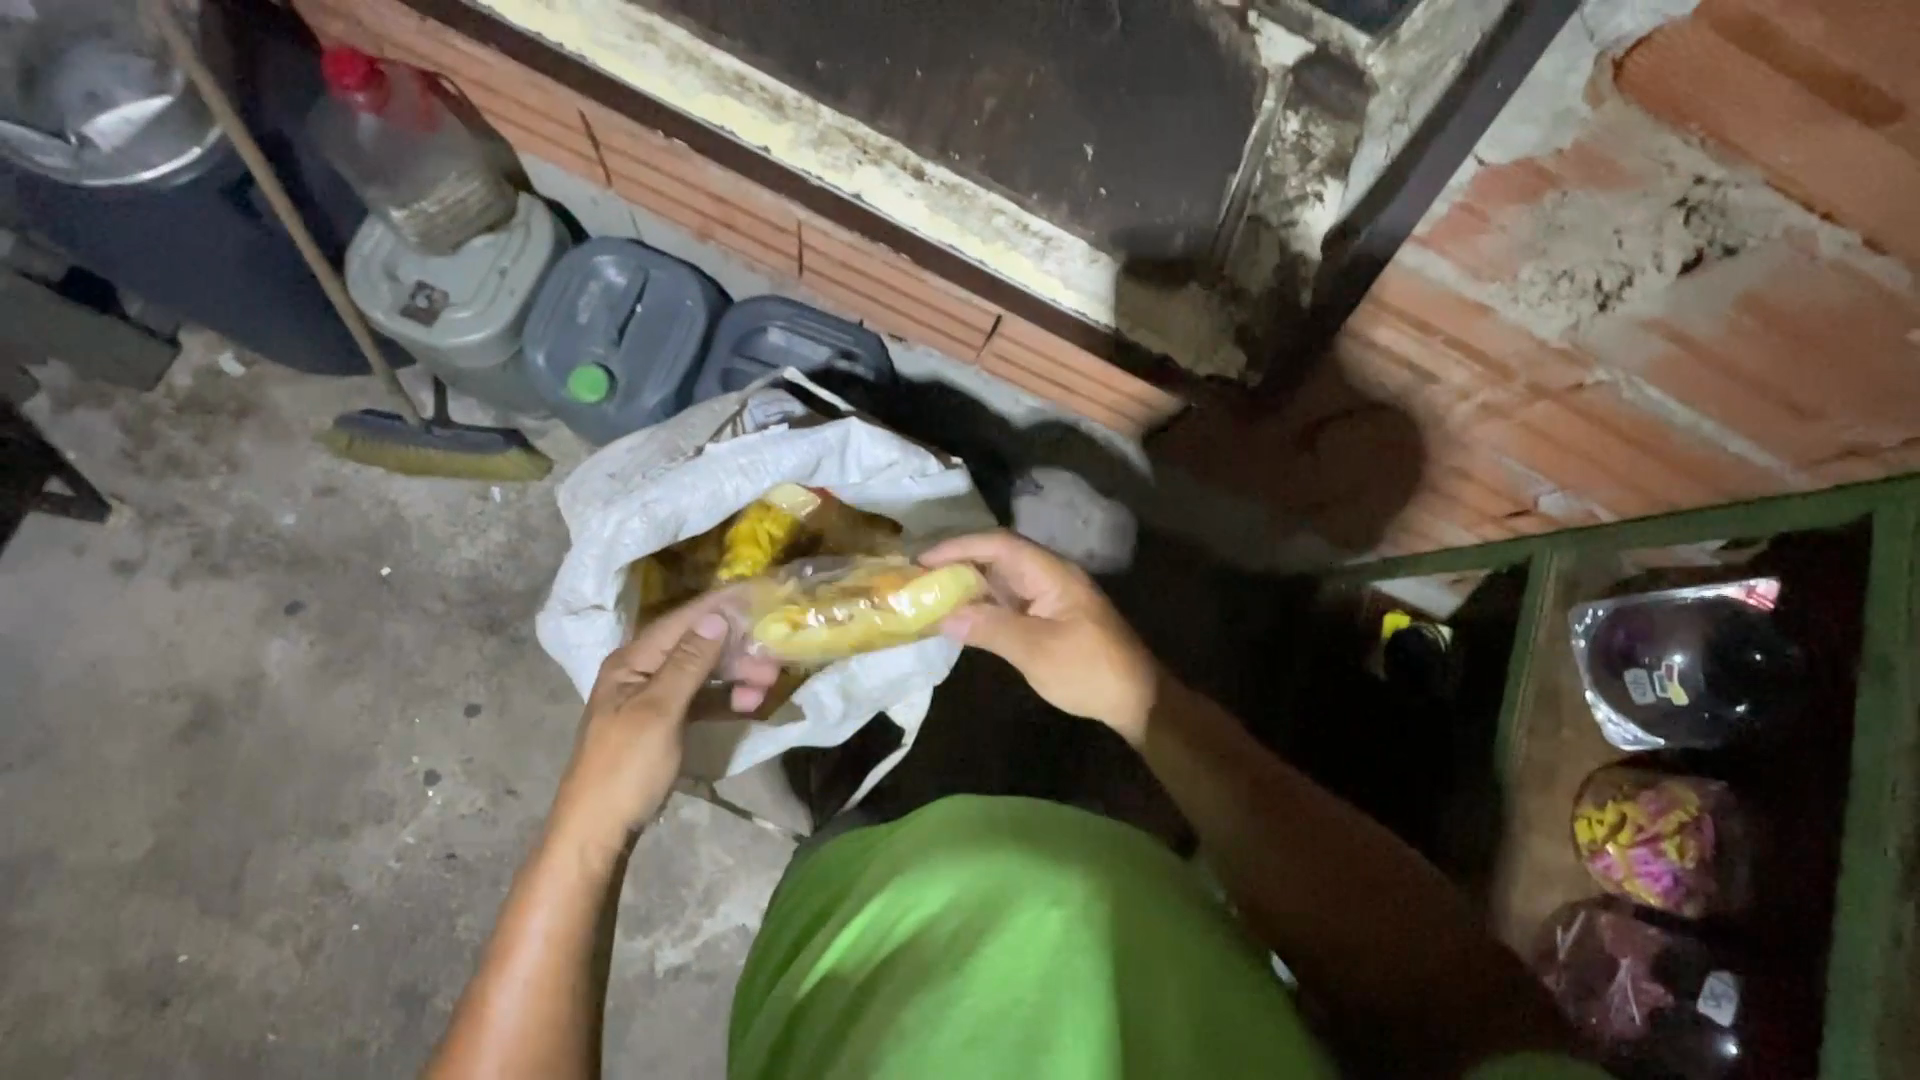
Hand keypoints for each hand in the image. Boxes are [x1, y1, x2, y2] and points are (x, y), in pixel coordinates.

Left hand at [550, 593, 780, 851]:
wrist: (596, 831)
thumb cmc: (625, 767)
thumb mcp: (659, 711)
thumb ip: (689, 663)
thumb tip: (715, 617)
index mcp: (632, 661)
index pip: (683, 620)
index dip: (721, 605)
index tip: (760, 592)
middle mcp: (641, 672)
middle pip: (697, 647)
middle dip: (737, 650)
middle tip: (775, 659)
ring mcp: (653, 699)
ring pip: (703, 675)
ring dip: (735, 677)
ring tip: (767, 687)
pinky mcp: (664, 724)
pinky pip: (701, 701)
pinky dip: (724, 700)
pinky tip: (749, 704)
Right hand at [921, 530, 1159, 744]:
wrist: (1138, 700)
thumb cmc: (1089, 670)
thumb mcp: (1036, 650)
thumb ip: (989, 628)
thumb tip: (943, 616)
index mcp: (1052, 574)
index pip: (999, 545)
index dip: (959, 547)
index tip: (923, 560)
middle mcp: (1049, 578)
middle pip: (997, 558)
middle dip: (958, 565)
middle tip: (918, 579)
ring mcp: (1050, 599)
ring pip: (1001, 582)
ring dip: (968, 587)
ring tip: (930, 596)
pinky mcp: (1049, 620)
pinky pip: (1009, 604)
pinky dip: (982, 608)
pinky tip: (960, 619)